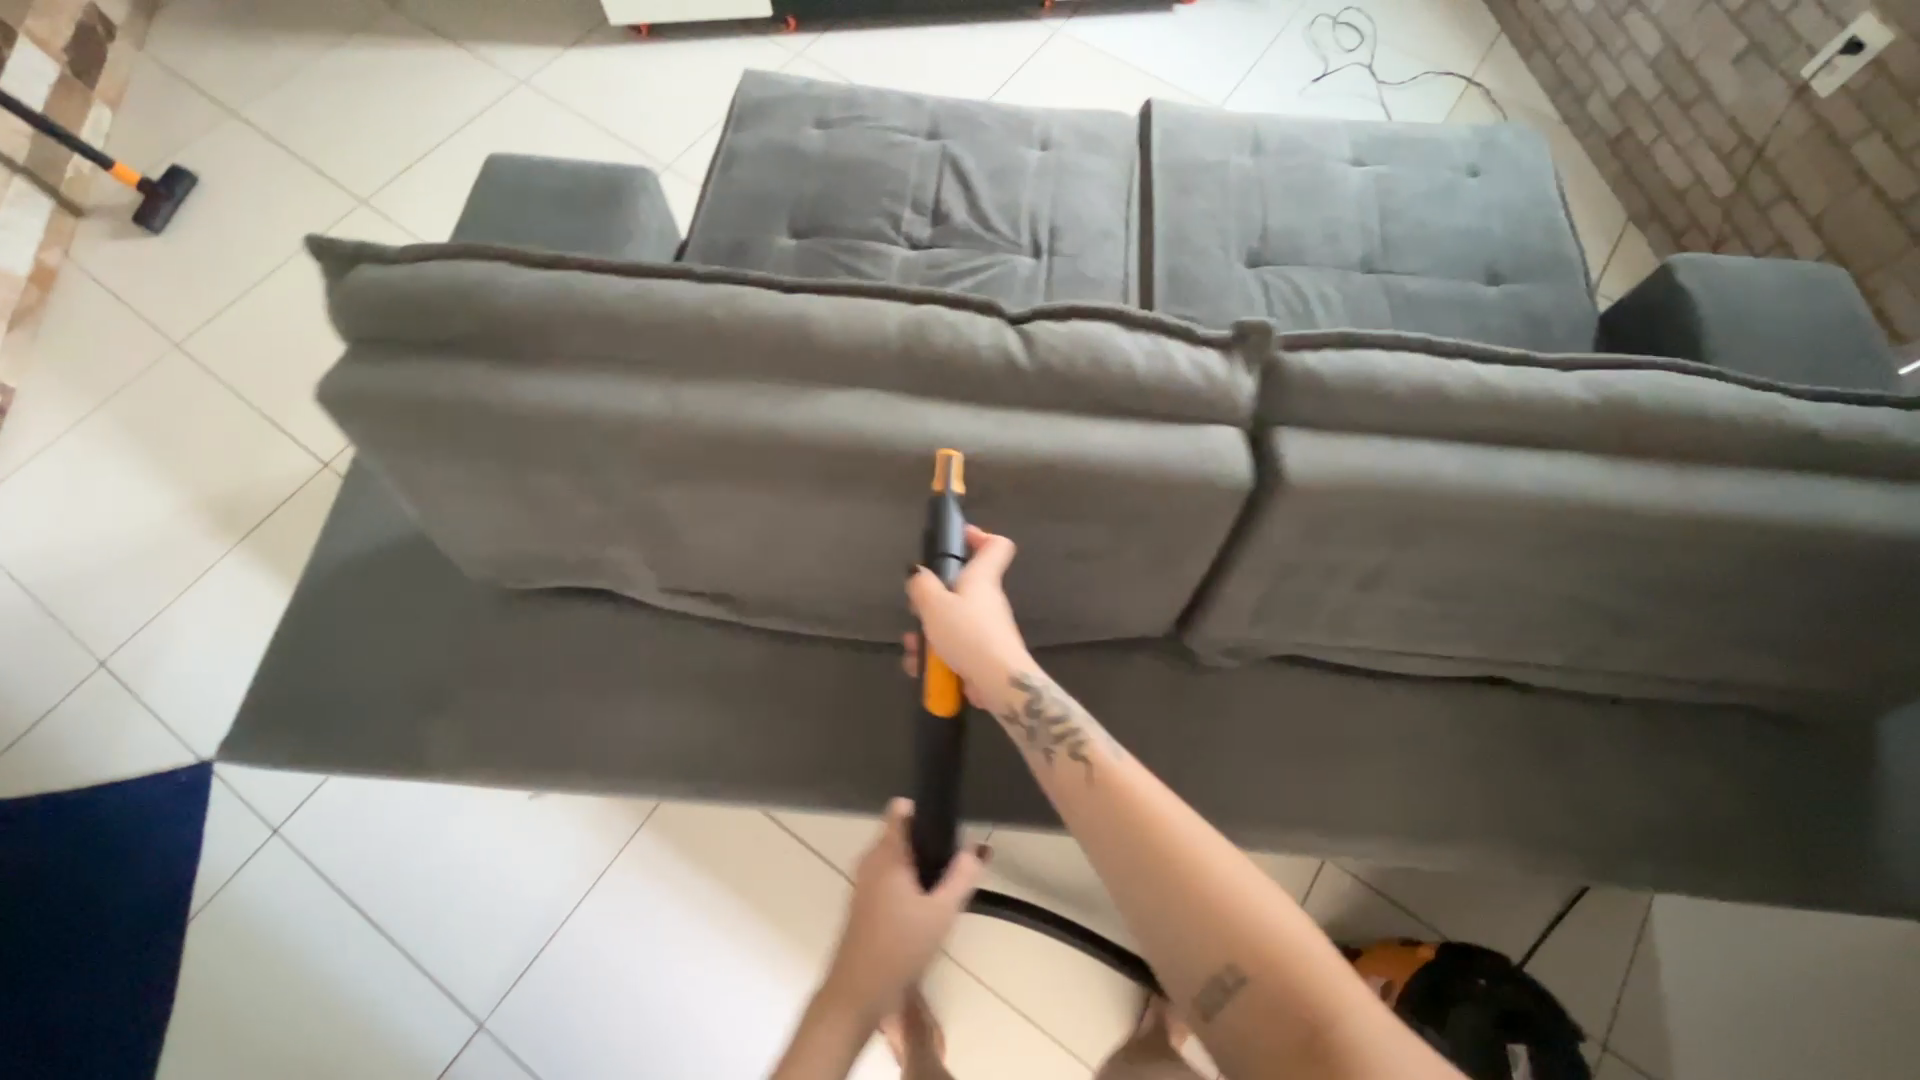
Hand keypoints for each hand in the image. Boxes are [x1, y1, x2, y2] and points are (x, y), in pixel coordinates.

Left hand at [821, 798, 987, 1018]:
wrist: (858, 991)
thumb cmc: (900, 946)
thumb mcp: (942, 911)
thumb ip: (962, 876)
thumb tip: (977, 847)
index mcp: (886, 854)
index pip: (900, 810)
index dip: (925, 809)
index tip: (949, 823)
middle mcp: (870, 861)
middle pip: (902, 835)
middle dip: (929, 843)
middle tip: (956, 864)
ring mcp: (863, 882)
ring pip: (897, 859)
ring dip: (920, 866)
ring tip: (946, 887)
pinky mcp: (863, 903)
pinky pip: (889, 877)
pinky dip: (908, 883)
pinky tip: (926, 909)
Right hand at [905, 525, 1029, 696]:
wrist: (997, 682)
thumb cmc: (967, 633)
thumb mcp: (934, 604)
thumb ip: (922, 585)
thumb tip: (918, 573)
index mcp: (982, 579)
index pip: (996, 546)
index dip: (979, 537)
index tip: (957, 540)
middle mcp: (987, 601)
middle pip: (960, 589)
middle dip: (931, 601)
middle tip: (915, 610)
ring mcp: (986, 629)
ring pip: (951, 623)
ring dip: (927, 634)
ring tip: (912, 649)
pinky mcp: (982, 655)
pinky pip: (954, 649)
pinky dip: (936, 658)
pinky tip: (920, 670)